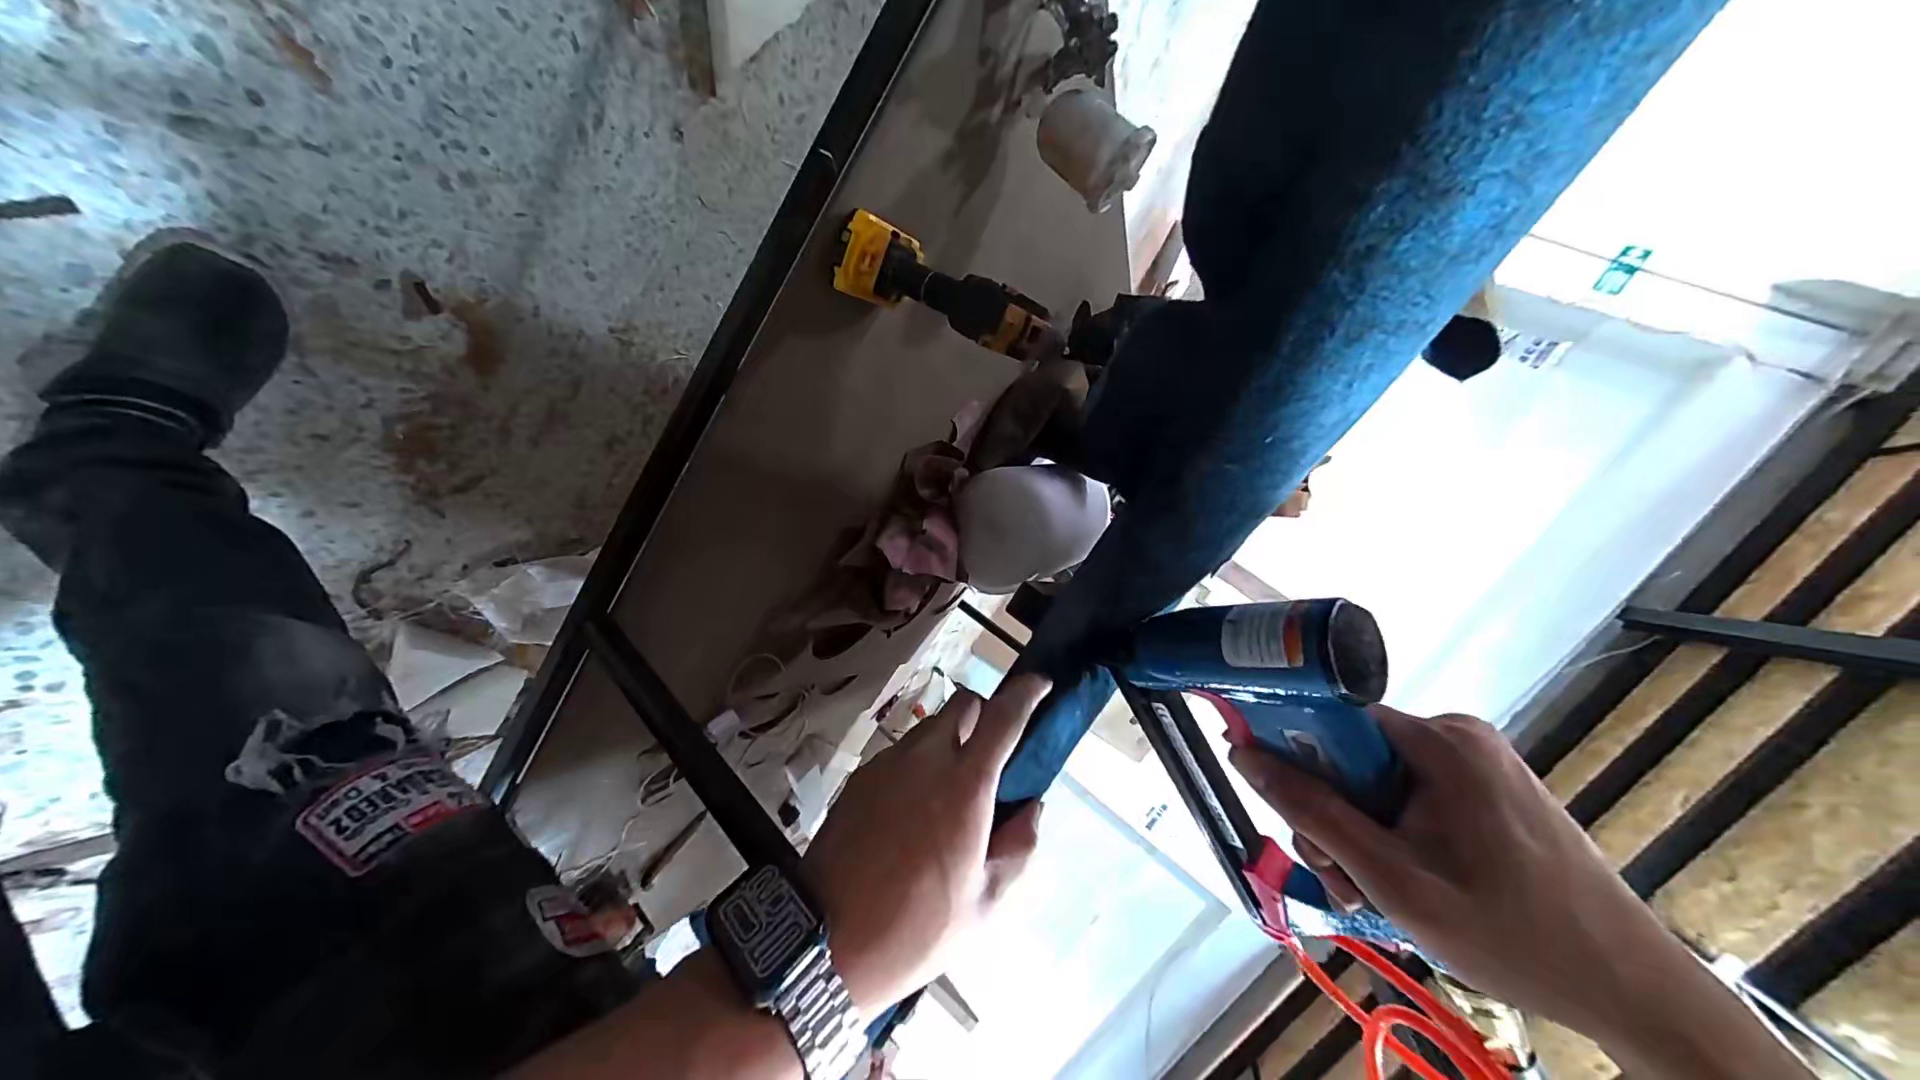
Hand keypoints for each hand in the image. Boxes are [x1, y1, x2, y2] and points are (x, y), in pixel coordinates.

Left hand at [803, 675, 1048, 1012]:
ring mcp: (887, 763)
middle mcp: (926, 758)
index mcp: (965, 784)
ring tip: (947, 794)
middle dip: (983, 715)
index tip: (1039, 683)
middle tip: (989, 757)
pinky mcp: (860, 777)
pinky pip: (900, 753)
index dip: (1026, 692)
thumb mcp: (985, 902)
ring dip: (949, 742)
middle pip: (963, 704)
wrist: (825, 938)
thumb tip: (1030, 808)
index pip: (1003, 716)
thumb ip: (1019, 847)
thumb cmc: (916, 926)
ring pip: (929, 727)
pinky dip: (917, 765)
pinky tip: (911, 812)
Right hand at [1228, 706, 1808, 1078]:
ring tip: (1378, 890)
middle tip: (1345, 876)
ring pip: (1377, 778)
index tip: (1289, 808)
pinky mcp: (1490, 785)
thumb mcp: (1392, 878)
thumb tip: (1242, 754)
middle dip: (1335, 815)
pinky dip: (1395, 832)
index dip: (1298, 758)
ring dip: (1362, 831)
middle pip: (1353, 754)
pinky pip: (1412, 792)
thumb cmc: (1509, 934)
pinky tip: (1409, 879)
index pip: (1334, 721)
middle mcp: (1458, 734)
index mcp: (1440, 741)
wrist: (1633, 989)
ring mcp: (1479, 759)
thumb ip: (1311, 811)